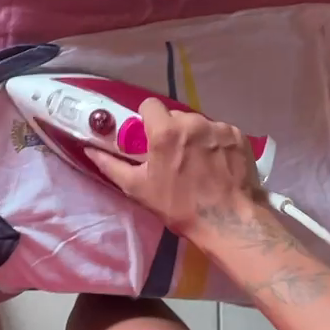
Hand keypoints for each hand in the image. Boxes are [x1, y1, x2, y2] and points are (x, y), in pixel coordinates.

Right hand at [84, 98, 268, 239]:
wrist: (231, 224)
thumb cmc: (180, 206)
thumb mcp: (139, 188)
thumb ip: (111, 165)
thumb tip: (91, 150)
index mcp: (166, 131)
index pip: (150, 105)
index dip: (147, 119)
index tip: (149, 137)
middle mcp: (193, 122)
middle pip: (175, 116)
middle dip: (172, 131)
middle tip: (174, 155)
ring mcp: (219, 128)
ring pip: (198, 124)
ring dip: (195, 137)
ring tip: (199, 162)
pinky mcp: (239, 136)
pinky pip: (220, 132)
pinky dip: (216, 143)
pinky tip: (218, 163)